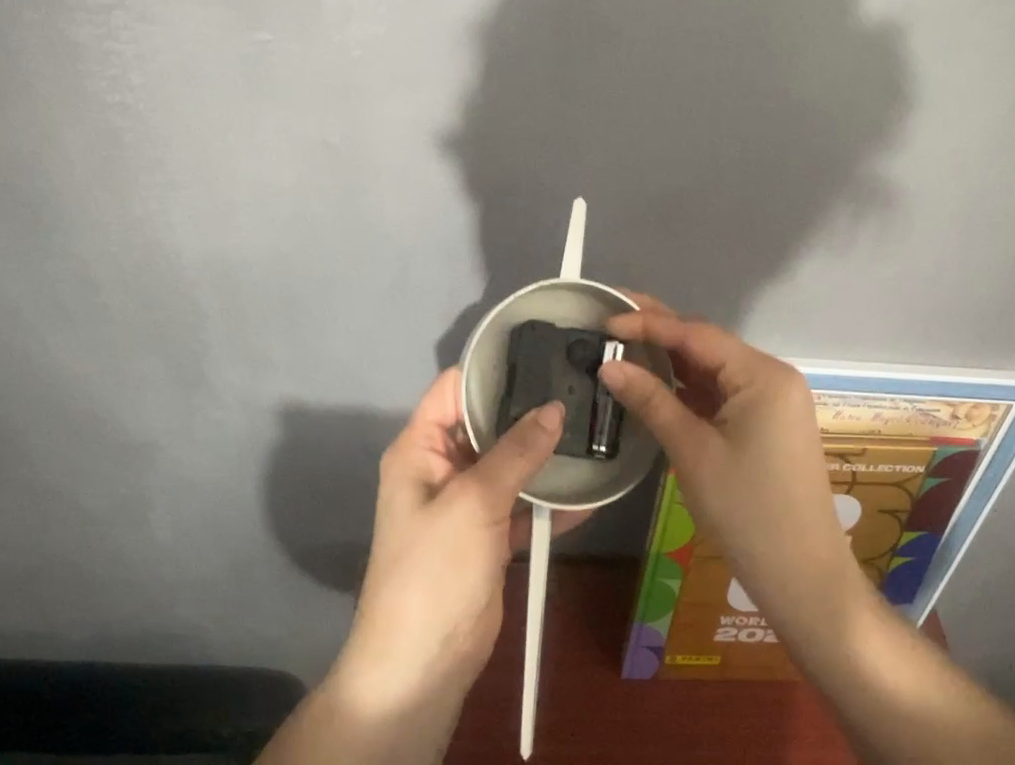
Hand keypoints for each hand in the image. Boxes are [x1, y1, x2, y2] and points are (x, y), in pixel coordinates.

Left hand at [327, 368, 579, 714]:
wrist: (423, 663)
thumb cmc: (434, 570)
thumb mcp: (473, 501)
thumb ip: (515, 452)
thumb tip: (554, 408)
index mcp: (420, 448)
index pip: (453, 389)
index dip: (491, 369)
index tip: (542, 350)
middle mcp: (441, 469)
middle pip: (486, 425)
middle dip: (528, 410)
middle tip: (582, 387)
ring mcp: (467, 505)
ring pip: (510, 466)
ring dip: (544, 457)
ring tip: (595, 429)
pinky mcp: (489, 538)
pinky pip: (523, 508)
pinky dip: (550, 503)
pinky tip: (591, 492)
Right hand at [598, 298, 870, 623]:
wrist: (802, 577)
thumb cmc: (746, 511)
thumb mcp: (692, 452)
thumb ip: (651, 401)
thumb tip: (608, 366)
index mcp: (762, 375)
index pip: (696, 334)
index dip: (648, 324)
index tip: (605, 320)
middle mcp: (772, 378)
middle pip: (706, 344)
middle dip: (658, 332)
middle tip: (610, 320)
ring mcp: (771, 402)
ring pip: (712, 369)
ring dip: (670, 360)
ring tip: (621, 347)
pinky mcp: (765, 425)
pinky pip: (720, 393)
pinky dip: (686, 388)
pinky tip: (653, 383)